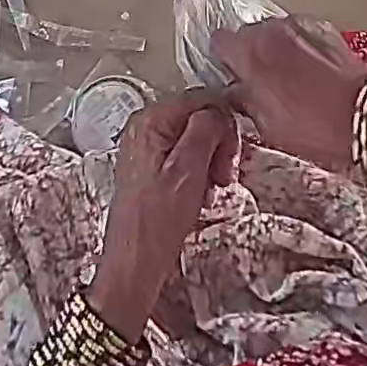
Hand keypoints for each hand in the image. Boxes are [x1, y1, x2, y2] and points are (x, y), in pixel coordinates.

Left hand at [92, 90, 238, 337]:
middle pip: (200, 117)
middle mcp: (145, 126)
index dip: (225, 125)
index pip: (204, 99)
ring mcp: (147, 146)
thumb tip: (219, 110)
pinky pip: (186, 154)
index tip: (232, 154)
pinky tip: (202, 191)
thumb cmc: (158, 221)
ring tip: (213, 186)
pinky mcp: (151, 166)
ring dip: (213, 159)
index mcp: (150, 120)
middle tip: (224, 174)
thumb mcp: (188, 169)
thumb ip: (206, 129)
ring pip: (196, 137)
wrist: (135, 265)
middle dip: (220, 143)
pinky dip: (200, 169)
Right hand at [213, 17, 366, 173]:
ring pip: (275, 31)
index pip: (220, 40)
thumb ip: (245, 100)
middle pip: (248, 32)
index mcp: (250, 54)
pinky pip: (300, 32)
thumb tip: (236, 93)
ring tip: (291, 76)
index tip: (232, 73)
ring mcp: (299, 26)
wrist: (364, 117)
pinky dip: (301, 45)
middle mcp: (272, 32)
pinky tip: (311, 69)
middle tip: (263, 80)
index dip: (225, 58)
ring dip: (278, 47)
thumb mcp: (267, 125)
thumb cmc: (314, 127)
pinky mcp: (324, 28)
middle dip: (252, 52)